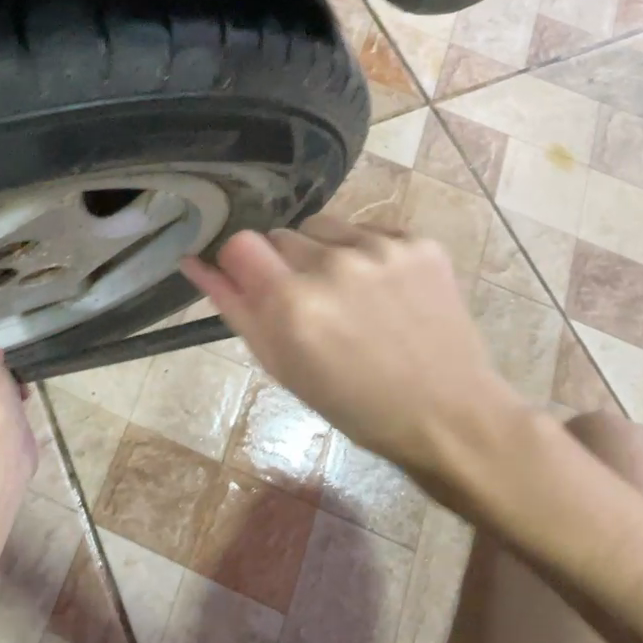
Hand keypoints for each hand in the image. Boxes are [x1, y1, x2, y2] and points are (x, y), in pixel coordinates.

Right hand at [181, 215, 529, 506]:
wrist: (450, 414)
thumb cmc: (353, 403)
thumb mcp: (280, 365)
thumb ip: (233, 307)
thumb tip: (192, 262)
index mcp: (292, 302)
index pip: (240, 243)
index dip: (242, 264)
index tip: (257, 286)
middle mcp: (332, 264)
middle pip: (281, 235)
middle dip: (285, 264)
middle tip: (311, 307)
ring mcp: (381, 248)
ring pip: (323, 227)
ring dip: (324, 253)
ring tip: (351, 297)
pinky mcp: (420, 242)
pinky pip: (368, 230)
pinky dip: (367, 253)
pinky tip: (385, 291)